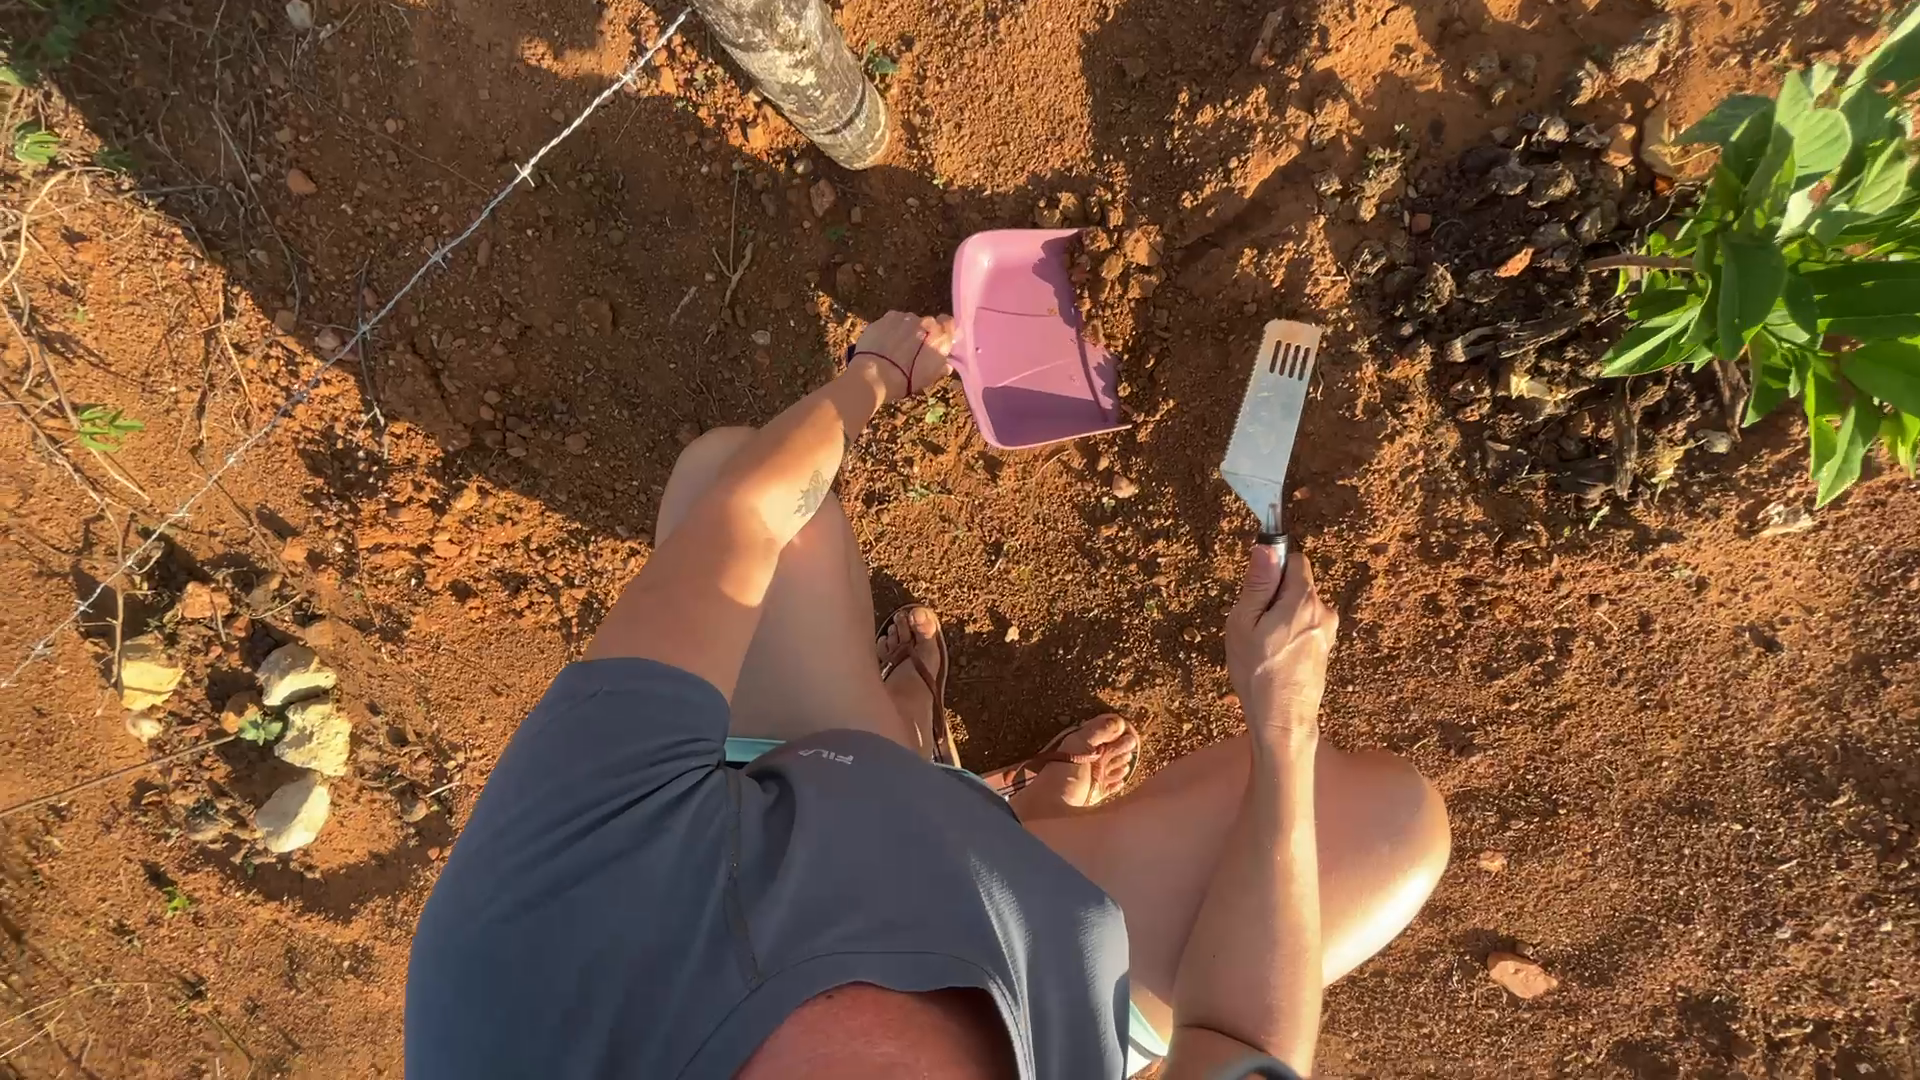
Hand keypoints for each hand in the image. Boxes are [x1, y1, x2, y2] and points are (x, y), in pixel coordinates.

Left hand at [850, 311, 954, 402]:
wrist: (875, 373)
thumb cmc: (906, 380)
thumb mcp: (928, 378)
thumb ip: (940, 367)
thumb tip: (946, 365)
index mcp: (939, 337)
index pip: (949, 323)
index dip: (944, 332)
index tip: (938, 341)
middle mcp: (925, 322)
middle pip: (928, 323)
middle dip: (924, 333)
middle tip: (915, 349)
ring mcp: (904, 317)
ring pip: (909, 321)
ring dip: (906, 330)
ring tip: (896, 348)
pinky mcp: (885, 317)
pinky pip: (892, 321)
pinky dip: (890, 329)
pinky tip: (884, 343)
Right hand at [1225, 544, 1337, 744]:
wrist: (1282, 719)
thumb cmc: (1256, 671)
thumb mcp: (1244, 623)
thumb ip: (1258, 584)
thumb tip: (1266, 548)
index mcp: (1304, 601)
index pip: (1295, 560)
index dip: (1273, 569)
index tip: (1256, 590)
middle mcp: (1323, 612)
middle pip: (1297, 585)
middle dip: (1274, 596)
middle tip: (1253, 624)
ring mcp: (1327, 632)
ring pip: (1298, 607)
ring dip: (1280, 617)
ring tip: (1261, 645)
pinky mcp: (1325, 649)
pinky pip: (1303, 627)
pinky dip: (1288, 634)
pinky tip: (1273, 657)